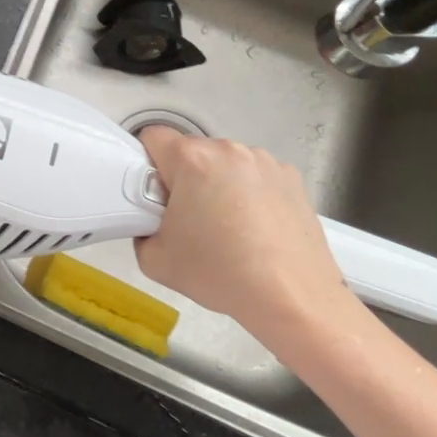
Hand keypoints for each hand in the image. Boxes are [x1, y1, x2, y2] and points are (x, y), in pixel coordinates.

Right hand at [133, 128, 346, 330]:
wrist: (293, 300)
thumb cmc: (220, 274)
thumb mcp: (154, 259)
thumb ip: (143, 227)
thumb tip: (155, 222)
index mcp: (193, 159)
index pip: (152, 136)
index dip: (146, 164)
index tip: (154, 195)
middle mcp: (230, 150)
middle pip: (192, 152)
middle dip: (185, 178)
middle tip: (189, 219)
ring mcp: (266, 162)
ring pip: (226, 164)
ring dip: (219, 183)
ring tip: (229, 227)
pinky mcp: (293, 179)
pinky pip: (256, 177)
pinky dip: (250, 194)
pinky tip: (257, 229)